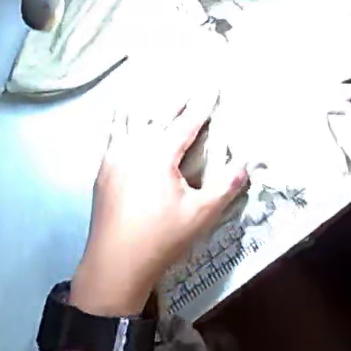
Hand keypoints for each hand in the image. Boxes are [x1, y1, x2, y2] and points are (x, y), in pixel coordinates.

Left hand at [76, 87, 247, 313]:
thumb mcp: (202, 215)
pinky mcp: (103, 169)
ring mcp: (114, 157)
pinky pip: (114, 133)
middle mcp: (134, 148)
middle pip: (157, 113)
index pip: (185, 122)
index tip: (213, 85)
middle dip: (177, 98)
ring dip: (148, 103)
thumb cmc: (161, 239)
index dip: (202, 103)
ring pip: (131, 118)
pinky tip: (126, 117)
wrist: (114, 265)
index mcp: (159, 155)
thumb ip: (226, 186)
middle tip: (191, 84)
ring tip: (158, 90)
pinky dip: (124, 119)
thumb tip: (246, 163)